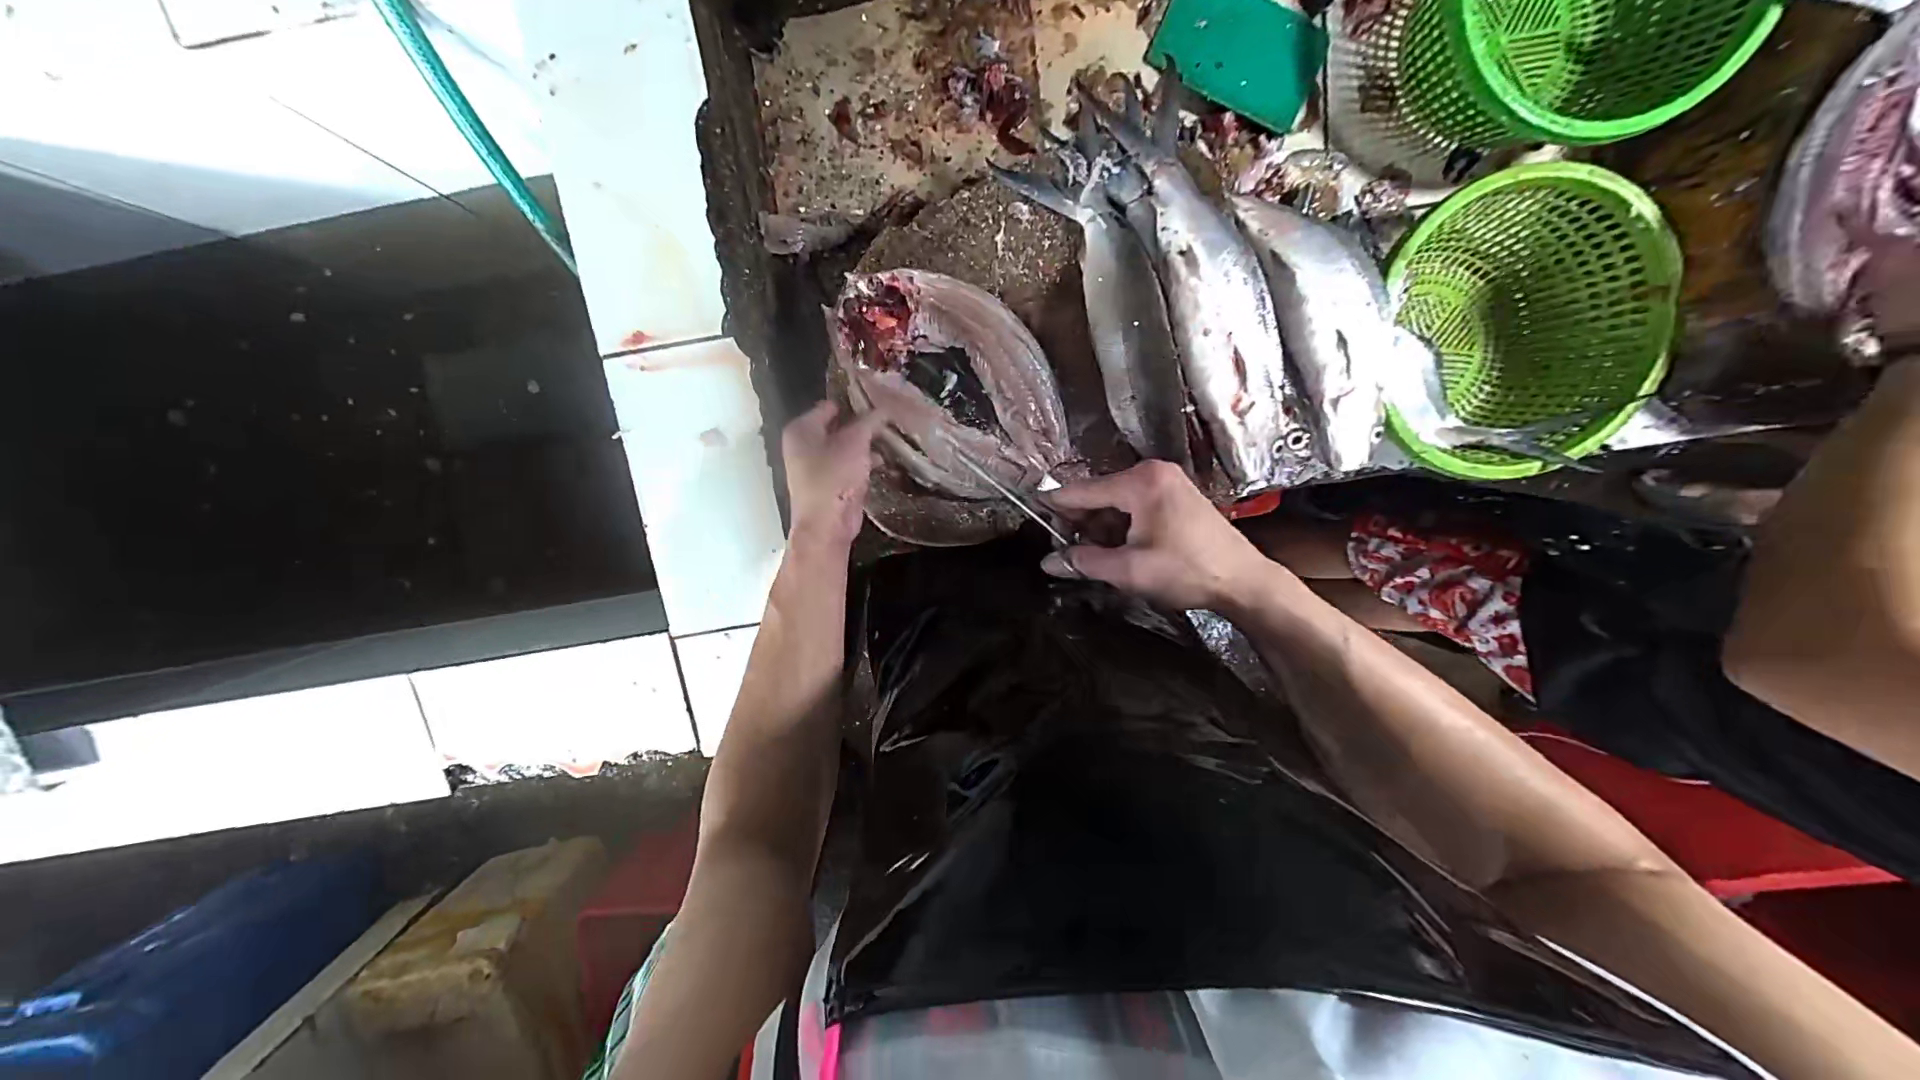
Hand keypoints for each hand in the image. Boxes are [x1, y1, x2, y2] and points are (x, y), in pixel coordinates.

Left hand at [781, 400, 886, 550]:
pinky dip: (862, 463)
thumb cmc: (835, 477)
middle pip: (838, 426)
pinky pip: (847, 465)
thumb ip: (869, 422)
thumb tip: (883, 408)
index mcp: (801, 429)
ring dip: (865, 445)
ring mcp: (814, 466)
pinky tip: (883, 462)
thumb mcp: (855, 442)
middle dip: (862, 425)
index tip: (879, 402)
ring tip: (891, 439)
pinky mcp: (828, 484)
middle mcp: (803, 445)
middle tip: (889, 420)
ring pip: (844, 447)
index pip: (830, 405)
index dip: (854, 402)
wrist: (826, 526)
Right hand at [1041, 461, 1285, 610]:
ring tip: (1095, 557)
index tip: (1031, 514)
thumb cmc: (1187, 571)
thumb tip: (1048, 562)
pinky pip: (1134, 505)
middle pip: (1098, 494)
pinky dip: (1121, 525)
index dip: (1054, 505)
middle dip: (1081, 523)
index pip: (1082, 490)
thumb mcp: (1129, 570)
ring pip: (1115, 502)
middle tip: (1068, 551)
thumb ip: (1084, 562)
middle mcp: (1152, 472)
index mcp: (1140, 482)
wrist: (1244, 581)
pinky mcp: (1176, 496)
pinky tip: (1118, 550)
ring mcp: (1167, 482)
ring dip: (1101, 528)